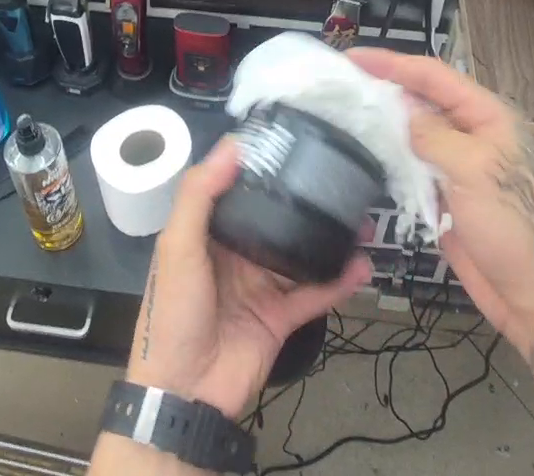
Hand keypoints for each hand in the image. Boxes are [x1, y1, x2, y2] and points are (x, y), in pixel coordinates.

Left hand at [126, 138, 370, 418]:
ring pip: (300, 253)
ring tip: (361, 217)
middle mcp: (235, 253)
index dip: (258, 167)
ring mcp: (260, 284)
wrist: (184, 392)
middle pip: (274, 220)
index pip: (235, 190)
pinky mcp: (281, 315)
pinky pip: (315, 292)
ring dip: (328, 238)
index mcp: (206, 233)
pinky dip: (339, 280)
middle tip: (337, 178)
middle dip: (303, 201)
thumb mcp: (176, 247)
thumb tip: (232, 146)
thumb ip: (199, 196)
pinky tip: (362, 264)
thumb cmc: (171, 313)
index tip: (290, 140)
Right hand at [346, 48, 533, 352]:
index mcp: (490, 117)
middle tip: (343, 83)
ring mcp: (462, 165)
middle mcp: (476, 134)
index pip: (435, 76)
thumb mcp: (474, 170)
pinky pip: (416, 166)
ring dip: (385, 123)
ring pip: (417, 133)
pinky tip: (366, 155)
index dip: (392, 63)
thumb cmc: (514, 227)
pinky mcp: (450, 195)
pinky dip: (392, 159)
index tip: (352, 56)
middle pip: (424, 99)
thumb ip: (435, 135)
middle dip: (386, 88)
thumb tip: (405, 113)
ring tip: (346, 113)